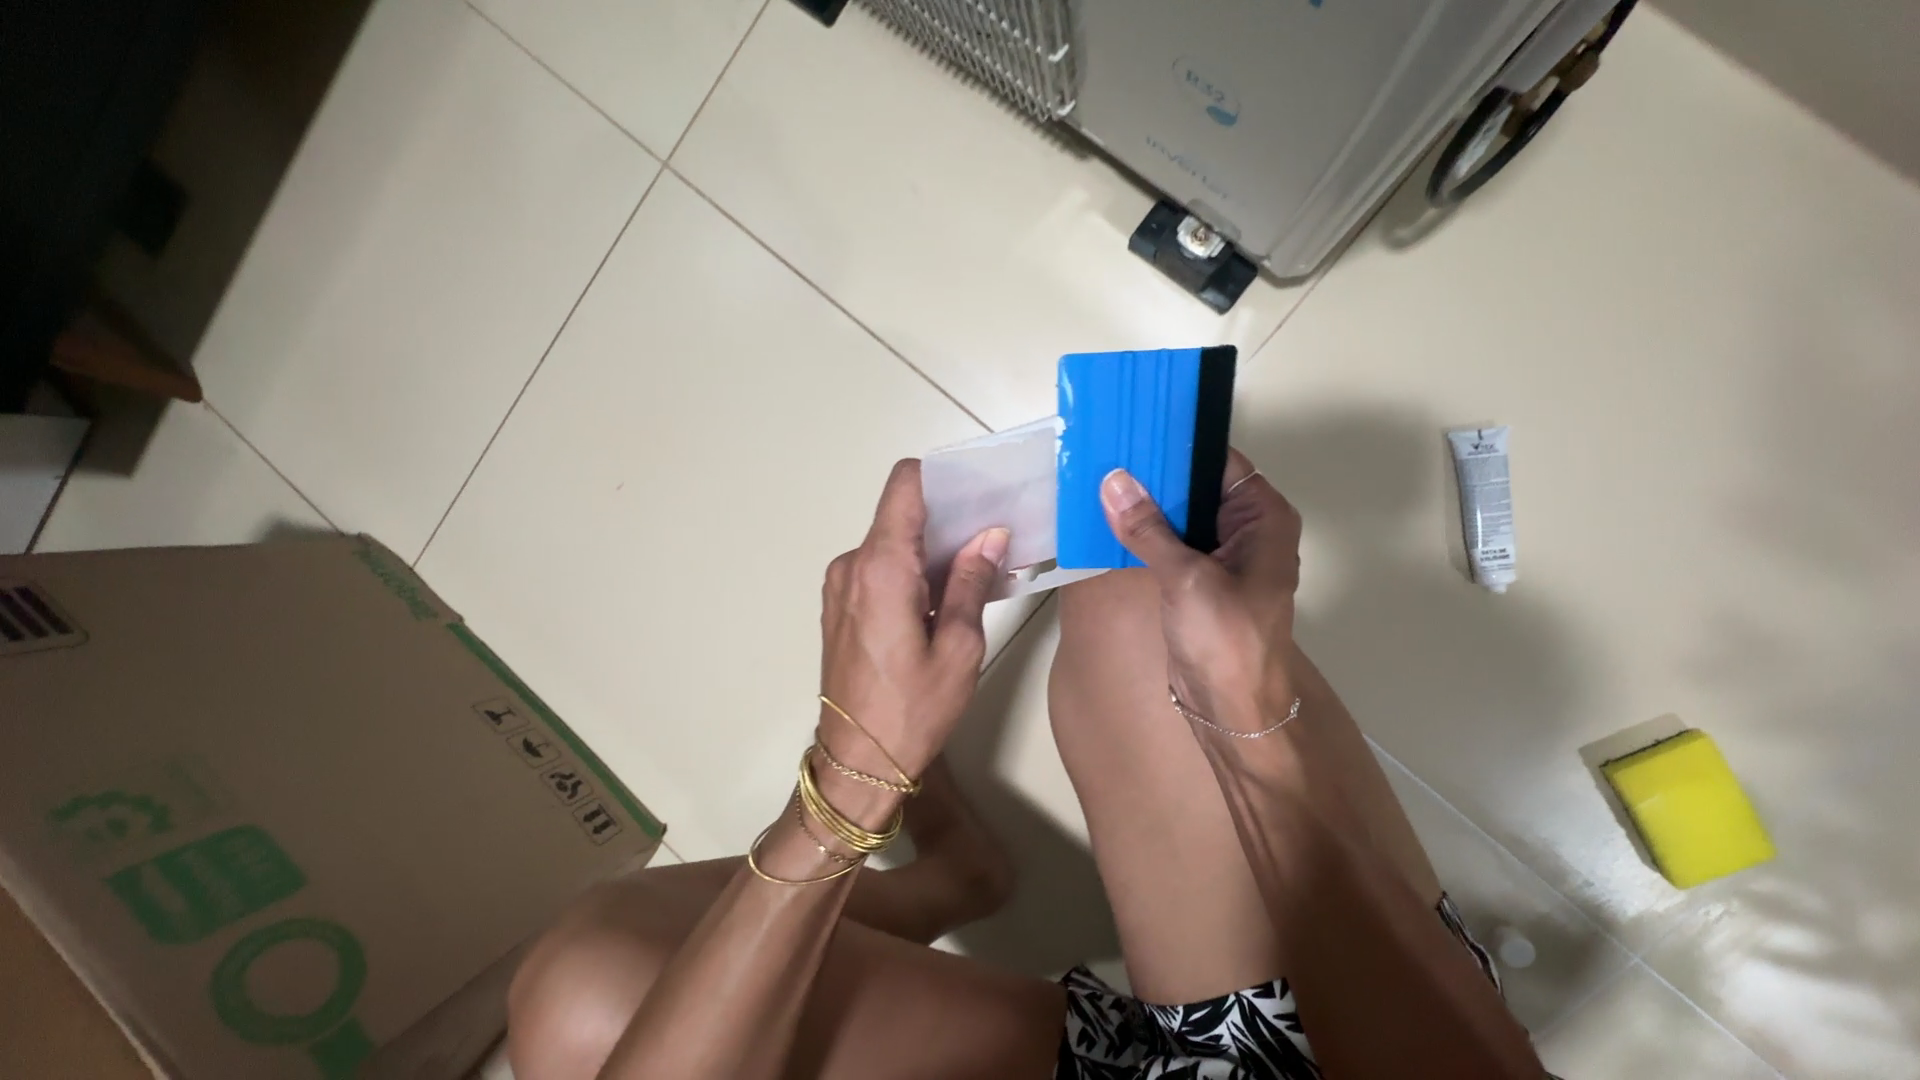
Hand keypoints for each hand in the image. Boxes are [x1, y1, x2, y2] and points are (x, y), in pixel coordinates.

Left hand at [819, 460, 1008, 781]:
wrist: (857, 762)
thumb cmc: (913, 709)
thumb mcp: (958, 648)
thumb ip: (970, 582)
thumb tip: (990, 535)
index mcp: (880, 568)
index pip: (905, 485)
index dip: (942, 478)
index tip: (978, 491)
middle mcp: (851, 565)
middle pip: (900, 514)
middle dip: (946, 519)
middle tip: (993, 535)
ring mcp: (840, 586)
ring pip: (890, 543)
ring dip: (929, 550)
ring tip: (974, 573)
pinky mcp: (839, 606)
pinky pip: (877, 570)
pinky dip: (909, 572)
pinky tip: (941, 600)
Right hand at [1099, 448, 1302, 728]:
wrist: (1231, 711)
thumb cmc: (1226, 640)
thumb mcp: (1187, 578)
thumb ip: (1148, 528)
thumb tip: (1114, 481)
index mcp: (1262, 518)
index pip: (1218, 461)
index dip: (1178, 443)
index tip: (1132, 426)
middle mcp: (1244, 529)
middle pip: (1195, 486)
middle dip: (1152, 472)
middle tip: (1103, 449)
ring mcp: (1218, 555)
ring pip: (1176, 515)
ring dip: (1141, 503)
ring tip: (1094, 476)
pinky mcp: (1194, 579)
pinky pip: (1165, 542)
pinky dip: (1139, 532)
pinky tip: (1103, 518)